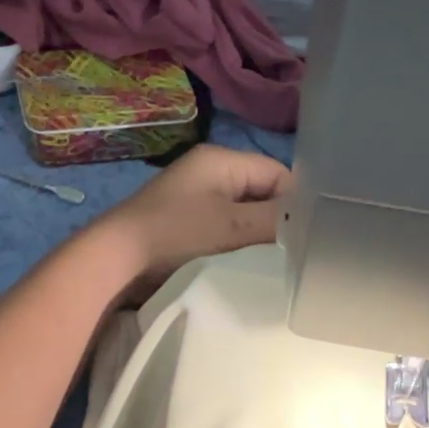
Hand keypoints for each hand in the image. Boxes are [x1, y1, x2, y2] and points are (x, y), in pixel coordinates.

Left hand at [96, 144, 290, 282]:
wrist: (118, 259)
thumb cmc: (175, 233)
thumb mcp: (231, 225)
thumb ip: (274, 220)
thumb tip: (311, 222)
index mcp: (222, 160)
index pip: (278, 174)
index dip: (295, 203)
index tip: (305, 237)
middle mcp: (211, 174)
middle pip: (263, 195)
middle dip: (277, 222)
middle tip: (290, 255)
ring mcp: (199, 201)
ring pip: (246, 217)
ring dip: (257, 239)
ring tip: (269, 263)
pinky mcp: (189, 227)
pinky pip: (227, 232)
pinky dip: (238, 247)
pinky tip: (244, 266)